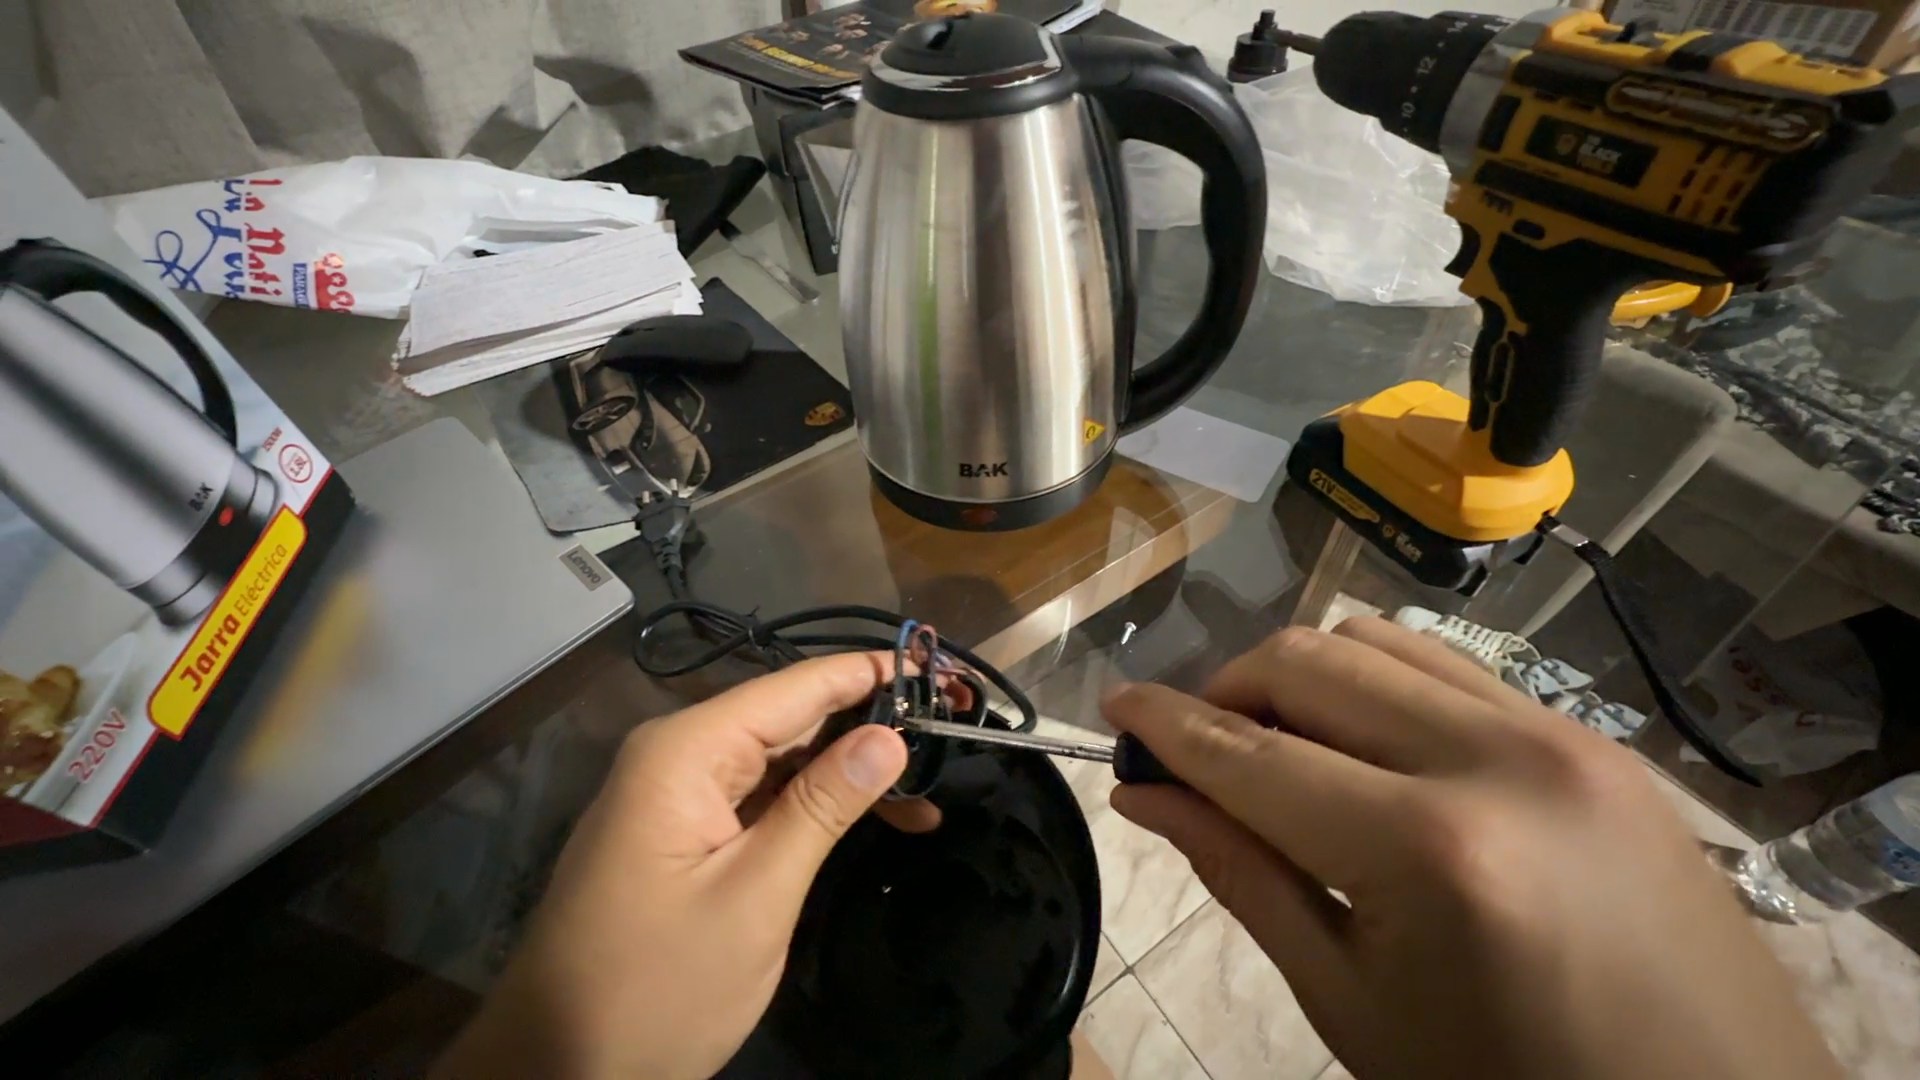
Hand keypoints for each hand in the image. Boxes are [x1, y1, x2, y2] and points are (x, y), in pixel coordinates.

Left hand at [433, 653, 932, 1079]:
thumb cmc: (654, 990)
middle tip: (953, 726)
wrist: (549, 1077)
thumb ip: (824, 807)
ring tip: (930, 790)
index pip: (799, 687)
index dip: (874, 674)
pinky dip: (820, 806)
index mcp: (688, 750)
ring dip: (853, 770)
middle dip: (872, 721)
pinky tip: (879, 818)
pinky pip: (766, 797)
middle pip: (794, 716)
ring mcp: (683, 792)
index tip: (942, 673)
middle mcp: (683, 753)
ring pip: (786, 757)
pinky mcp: (690, 829)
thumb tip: (891, 734)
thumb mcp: (755, 897)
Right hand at [1104, 617, 1838, 1079]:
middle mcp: (1497, 762)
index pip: (1250, 754)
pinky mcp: (1590, 735)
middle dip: (1225, 691)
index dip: (1165, 724)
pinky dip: (1369, 678)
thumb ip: (1237, 872)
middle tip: (1196, 747)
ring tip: (1280, 742)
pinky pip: (1441, 662)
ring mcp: (1558, 735)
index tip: (1113, 704)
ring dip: (1295, 676)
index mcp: (1430, 853)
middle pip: (1305, 663)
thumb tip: (1142, 793)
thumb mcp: (1348, 999)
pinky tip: (1362, 738)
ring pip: (1369, 639)